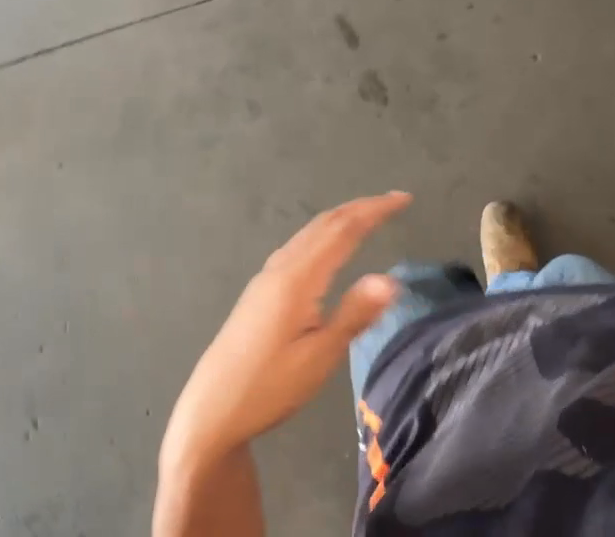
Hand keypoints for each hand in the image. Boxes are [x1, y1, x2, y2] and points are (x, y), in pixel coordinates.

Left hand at [160, 192, 410, 466]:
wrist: (209, 414)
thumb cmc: (268, 388)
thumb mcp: (320, 357)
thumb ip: (355, 315)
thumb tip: (392, 279)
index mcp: (298, 279)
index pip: (343, 230)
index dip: (374, 210)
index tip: (404, 199)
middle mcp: (281, 269)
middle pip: (325, 224)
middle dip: (361, 207)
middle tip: (394, 202)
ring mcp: (266, 279)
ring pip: (309, 233)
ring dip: (341, 219)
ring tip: (368, 217)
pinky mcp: (260, 292)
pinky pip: (299, 246)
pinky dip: (324, 233)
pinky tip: (327, 248)